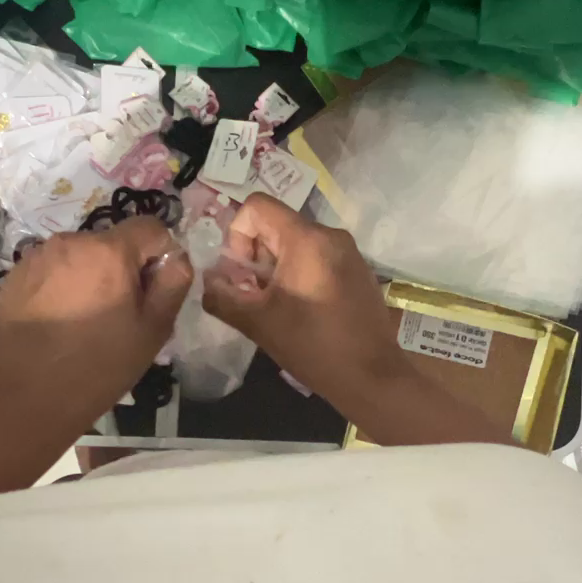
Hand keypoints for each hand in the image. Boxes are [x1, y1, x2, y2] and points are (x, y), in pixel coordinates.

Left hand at [0, 216, 192, 430]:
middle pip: (114, 242)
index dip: (162, 254)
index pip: (151, 227)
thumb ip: (174, 283)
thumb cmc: (99, 366)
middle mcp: (70, 241)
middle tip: (123, 314)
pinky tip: (61, 323)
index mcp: (109, 250)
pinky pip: (55, 270)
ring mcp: (37, 257)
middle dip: (125, 269)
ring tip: (88, 321)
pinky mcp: (15, 276)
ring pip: (83, 256)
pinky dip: (66, 286)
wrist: (25, 399)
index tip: (154, 291)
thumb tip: (176, 257)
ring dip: (94, 277)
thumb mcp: (154, 330)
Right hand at [201, 193, 407, 410]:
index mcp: (307, 239)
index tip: (241, 273)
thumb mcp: (258, 323)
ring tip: (278, 307)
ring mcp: (349, 252)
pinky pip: (319, 258)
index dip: (237, 234)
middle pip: (277, 225)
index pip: (257, 206)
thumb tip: (209, 280)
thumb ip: (223, 296)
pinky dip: (301, 275)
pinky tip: (304, 312)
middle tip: (255, 296)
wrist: (372, 376)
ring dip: (277, 269)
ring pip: (297, 243)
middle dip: (257, 257)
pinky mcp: (359, 271)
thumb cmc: (313, 346)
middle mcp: (331, 235)